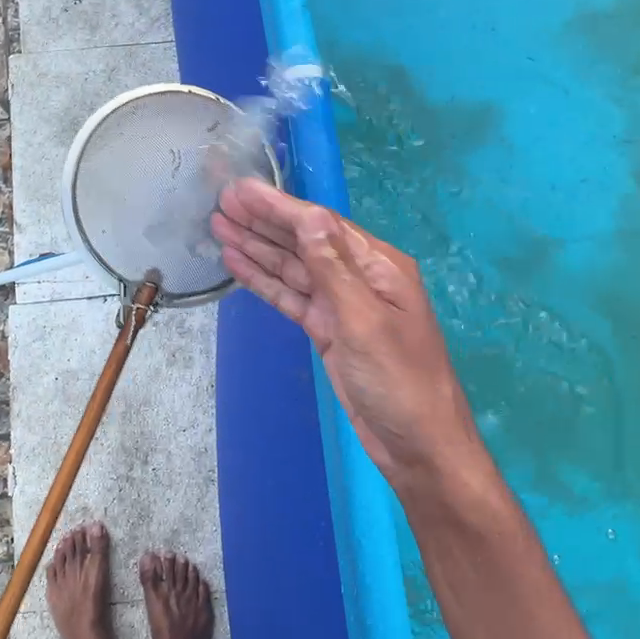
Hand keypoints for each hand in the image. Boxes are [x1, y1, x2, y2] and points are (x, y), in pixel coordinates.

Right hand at [211, 178, 480, 483]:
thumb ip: (332, 268)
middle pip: (303, 241)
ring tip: (220, 227)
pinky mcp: (328, 331)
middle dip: (263, 222)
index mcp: (378, 266)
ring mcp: (342, 305)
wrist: (419, 447)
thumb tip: (309, 216)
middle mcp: (359, 277)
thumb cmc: (400, 382)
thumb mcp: (364, 321)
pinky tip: (239, 265)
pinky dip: (265, 282)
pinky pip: (291, 297)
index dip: (278, 207)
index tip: (240, 190)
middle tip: (221, 202)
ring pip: (293, 268)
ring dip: (258, 248)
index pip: (320, 225)